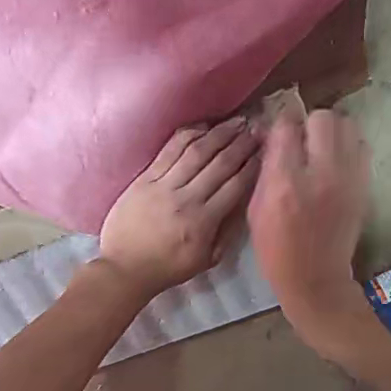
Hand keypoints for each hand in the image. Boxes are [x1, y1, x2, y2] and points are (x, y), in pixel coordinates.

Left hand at [96, 116, 260, 300]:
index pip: (236, 186)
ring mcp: (163, 186)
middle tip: (256, 129)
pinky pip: (169, 151)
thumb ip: (226, 232)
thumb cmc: (167, 268)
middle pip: (220, 164)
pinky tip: (202, 126)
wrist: (124, 268)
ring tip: (235, 122)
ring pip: (197, 152)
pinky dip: (188, 135)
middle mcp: (187, 199)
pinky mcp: (144, 179)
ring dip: (219, 134)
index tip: (266, 151)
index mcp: (204, 221)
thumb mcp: (206, 260)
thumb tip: (244, 204)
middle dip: (242, 144)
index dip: (253, 166)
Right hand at [248, 105, 374, 350]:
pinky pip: (360, 146)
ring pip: (347, 125)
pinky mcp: (364, 184)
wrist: (316, 278)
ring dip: (331, 131)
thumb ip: (266, 169)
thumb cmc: (276, 248)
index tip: (277, 134)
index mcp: (285, 182)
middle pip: (322, 118)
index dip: (280, 126)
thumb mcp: (256, 210)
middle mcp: (320, 173)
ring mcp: (348, 177)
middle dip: (308, 124)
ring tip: (320, 149)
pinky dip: (347, 146)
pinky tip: (335, 163)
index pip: (286, 127)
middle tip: (301, 142)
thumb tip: (272, 137)